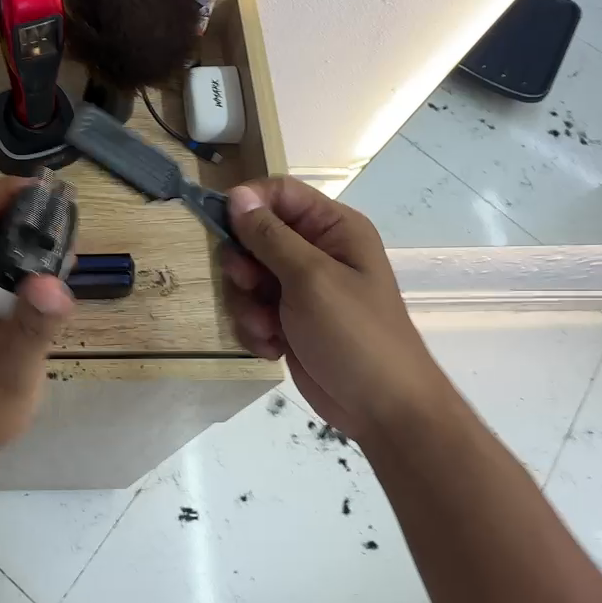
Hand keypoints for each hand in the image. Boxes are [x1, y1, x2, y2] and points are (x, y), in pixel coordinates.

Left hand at [0, 178, 76, 469]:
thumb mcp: (13, 368)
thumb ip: (33, 325)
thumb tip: (55, 282)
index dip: (6, 192)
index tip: (47, 190)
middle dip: (18, 211)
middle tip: (63, 217)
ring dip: (16, 236)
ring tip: (59, 242)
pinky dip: (10, 261)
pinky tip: (40, 279)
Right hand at [218, 177, 447, 443]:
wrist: (380, 409)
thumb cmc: (354, 334)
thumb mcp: (310, 278)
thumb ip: (269, 236)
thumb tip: (236, 195)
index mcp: (333, 228)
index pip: (280, 193)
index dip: (248, 203)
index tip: (220, 225)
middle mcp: (316, 251)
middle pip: (255, 236)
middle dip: (245, 265)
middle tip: (249, 285)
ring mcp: (301, 288)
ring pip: (248, 276)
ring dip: (248, 304)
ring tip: (268, 328)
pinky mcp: (288, 320)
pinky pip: (252, 309)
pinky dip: (255, 328)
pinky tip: (273, 346)